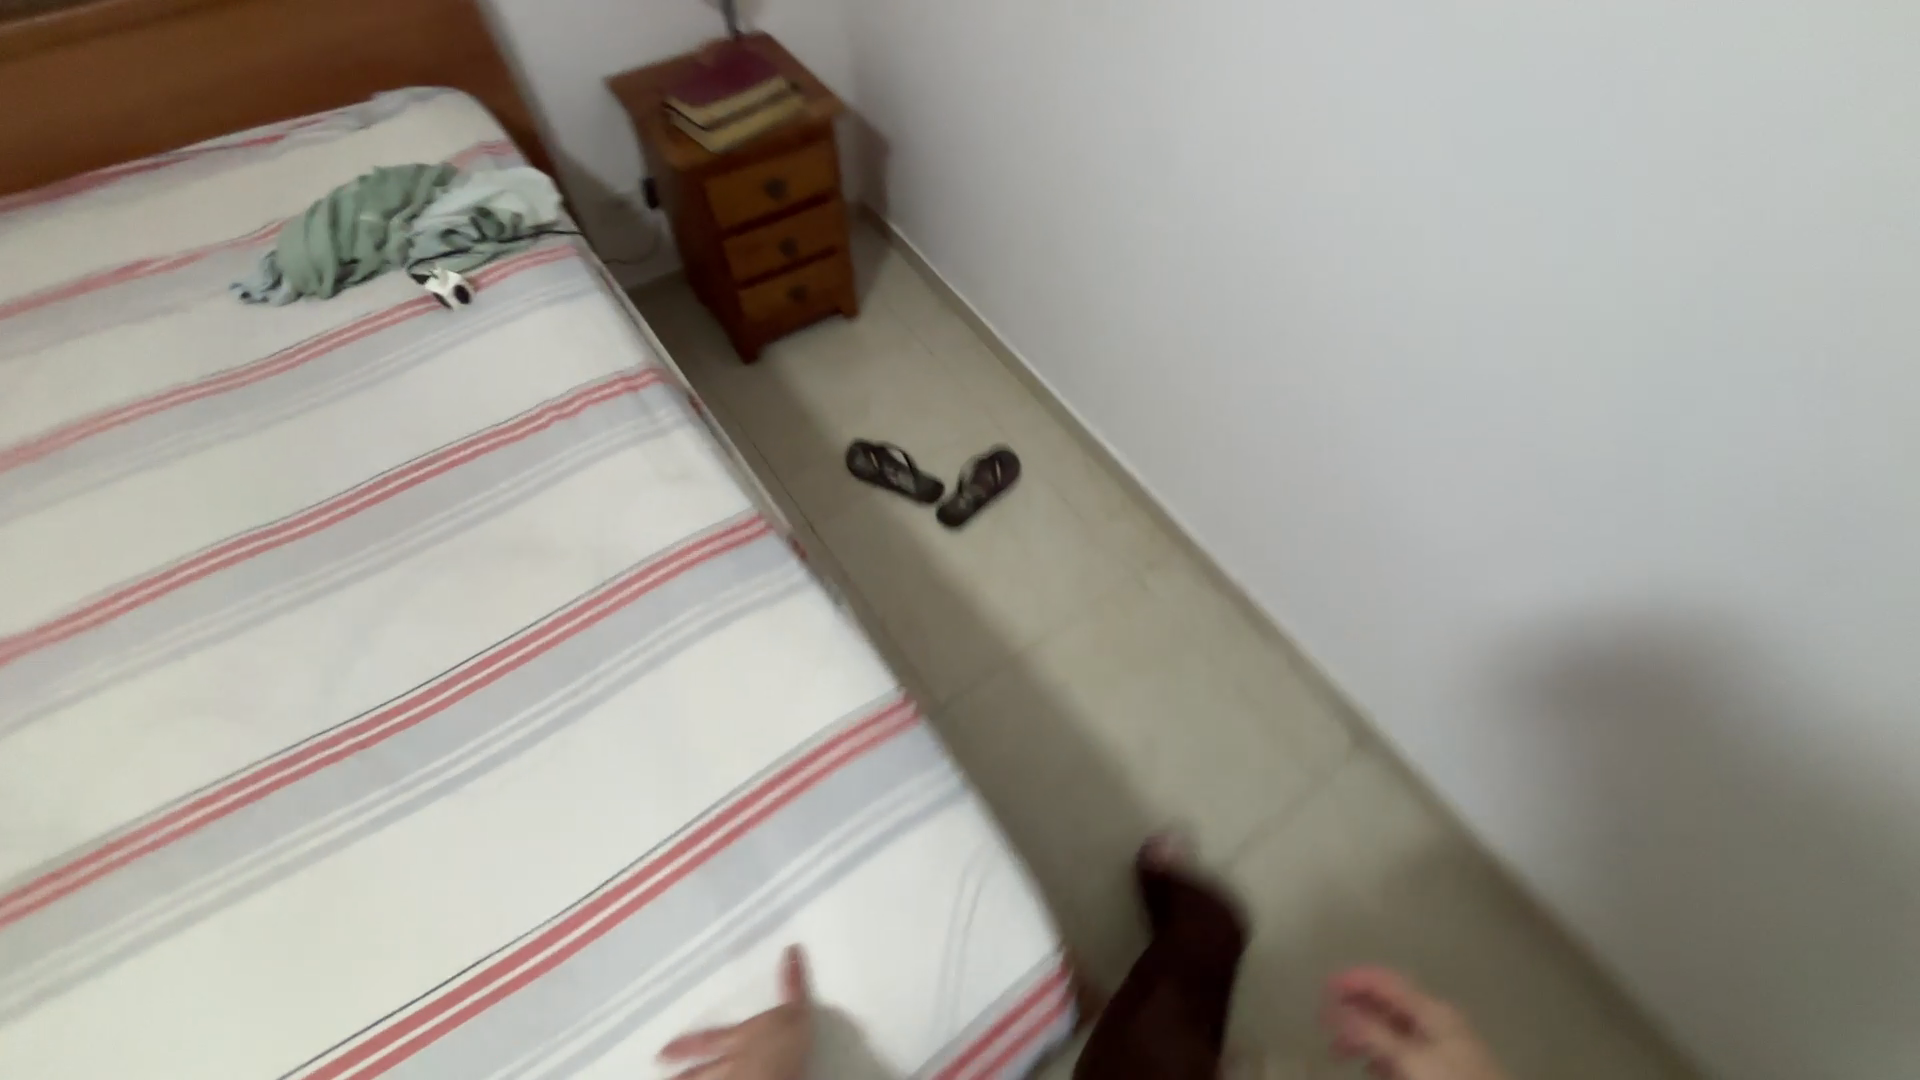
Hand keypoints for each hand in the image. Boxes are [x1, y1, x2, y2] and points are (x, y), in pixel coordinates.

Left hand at [659, 945, 813, 1079]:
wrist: (786, 1070)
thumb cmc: (790, 1042)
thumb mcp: (797, 1007)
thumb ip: (792, 981)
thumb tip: (791, 948)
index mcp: (740, 1038)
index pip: (707, 1041)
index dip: (684, 1048)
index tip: (660, 1054)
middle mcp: (731, 1062)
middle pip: (700, 1073)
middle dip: (681, 1076)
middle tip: (661, 1075)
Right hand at [1322, 967, 1510, 1079]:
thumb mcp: (1411, 1060)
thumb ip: (1373, 1033)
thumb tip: (1337, 1010)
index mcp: (1430, 1009)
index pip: (1383, 979)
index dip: (1351, 978)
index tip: (1322, 988)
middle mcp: (1435, 1018)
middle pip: (1384, 1003)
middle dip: (1351, 1010)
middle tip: (1322, 1023)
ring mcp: (1440, 1043)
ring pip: (1391, 1028)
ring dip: (1361, 1035)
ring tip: (1338, 1052)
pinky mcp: (1442, 1067)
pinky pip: (1402, 1049)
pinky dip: (1380, 1054)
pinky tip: (1369, 1068)